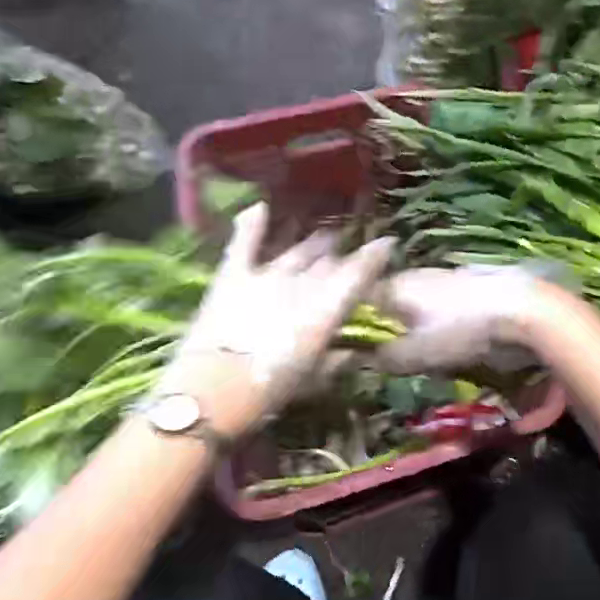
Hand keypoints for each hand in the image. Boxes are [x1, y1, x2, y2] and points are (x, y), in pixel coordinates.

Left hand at [160, 203, 392, 435]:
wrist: (213, 388)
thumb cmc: (270, 391)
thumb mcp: (313, 382)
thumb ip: (336, 361)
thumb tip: (352, 351)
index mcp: (327, 308)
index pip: (359, 272)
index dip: (375, 255)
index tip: (386, 244)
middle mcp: (302, 282)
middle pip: (327, 261)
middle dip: (340, 257)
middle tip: (345, 258)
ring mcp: (267, 274)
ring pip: (297, 251)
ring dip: (311, 244)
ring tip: (322, 239)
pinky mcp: (233, 274)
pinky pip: (245, 241)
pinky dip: (252, 223)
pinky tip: (259, 207)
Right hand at [374, 266, 558, 373]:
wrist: (525, 311)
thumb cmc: (461, 330)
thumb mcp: (415, 353)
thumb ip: (386, 357)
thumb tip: (371, 359)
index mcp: (397, 285)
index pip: (363, 300)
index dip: (360, 325)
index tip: (363, 350)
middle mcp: (418, 275)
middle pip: (394, 306)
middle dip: (396, 333)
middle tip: (402, 360)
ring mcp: (448, 279)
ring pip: (422, 311)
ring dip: (423, 334)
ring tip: (433, 359)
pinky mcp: (473, 288)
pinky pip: (448, 313)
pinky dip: (448, 330)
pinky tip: (459, 347)